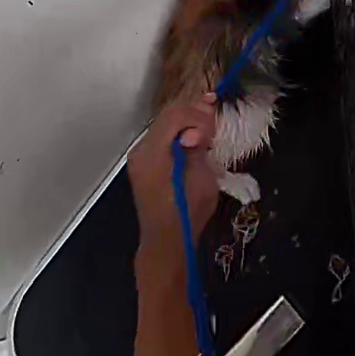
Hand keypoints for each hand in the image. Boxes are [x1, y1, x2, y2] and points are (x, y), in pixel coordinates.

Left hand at [128, 94, 219, 259]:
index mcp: (153, 154)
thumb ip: (198, 146)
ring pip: (164, 123)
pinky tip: (195, 134)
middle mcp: (141, 149)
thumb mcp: (201, 179)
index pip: (174, 116)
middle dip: (193, 113)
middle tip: (214, 121)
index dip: (197, 116)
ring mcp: (140, 156)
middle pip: (167, 115)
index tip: (213, 131)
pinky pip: (162, 136)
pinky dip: (179, 132)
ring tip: (208, 128)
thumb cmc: (187, 214)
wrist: (166, 242)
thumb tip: (199, 122)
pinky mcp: (145, 162)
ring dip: (187, 121)